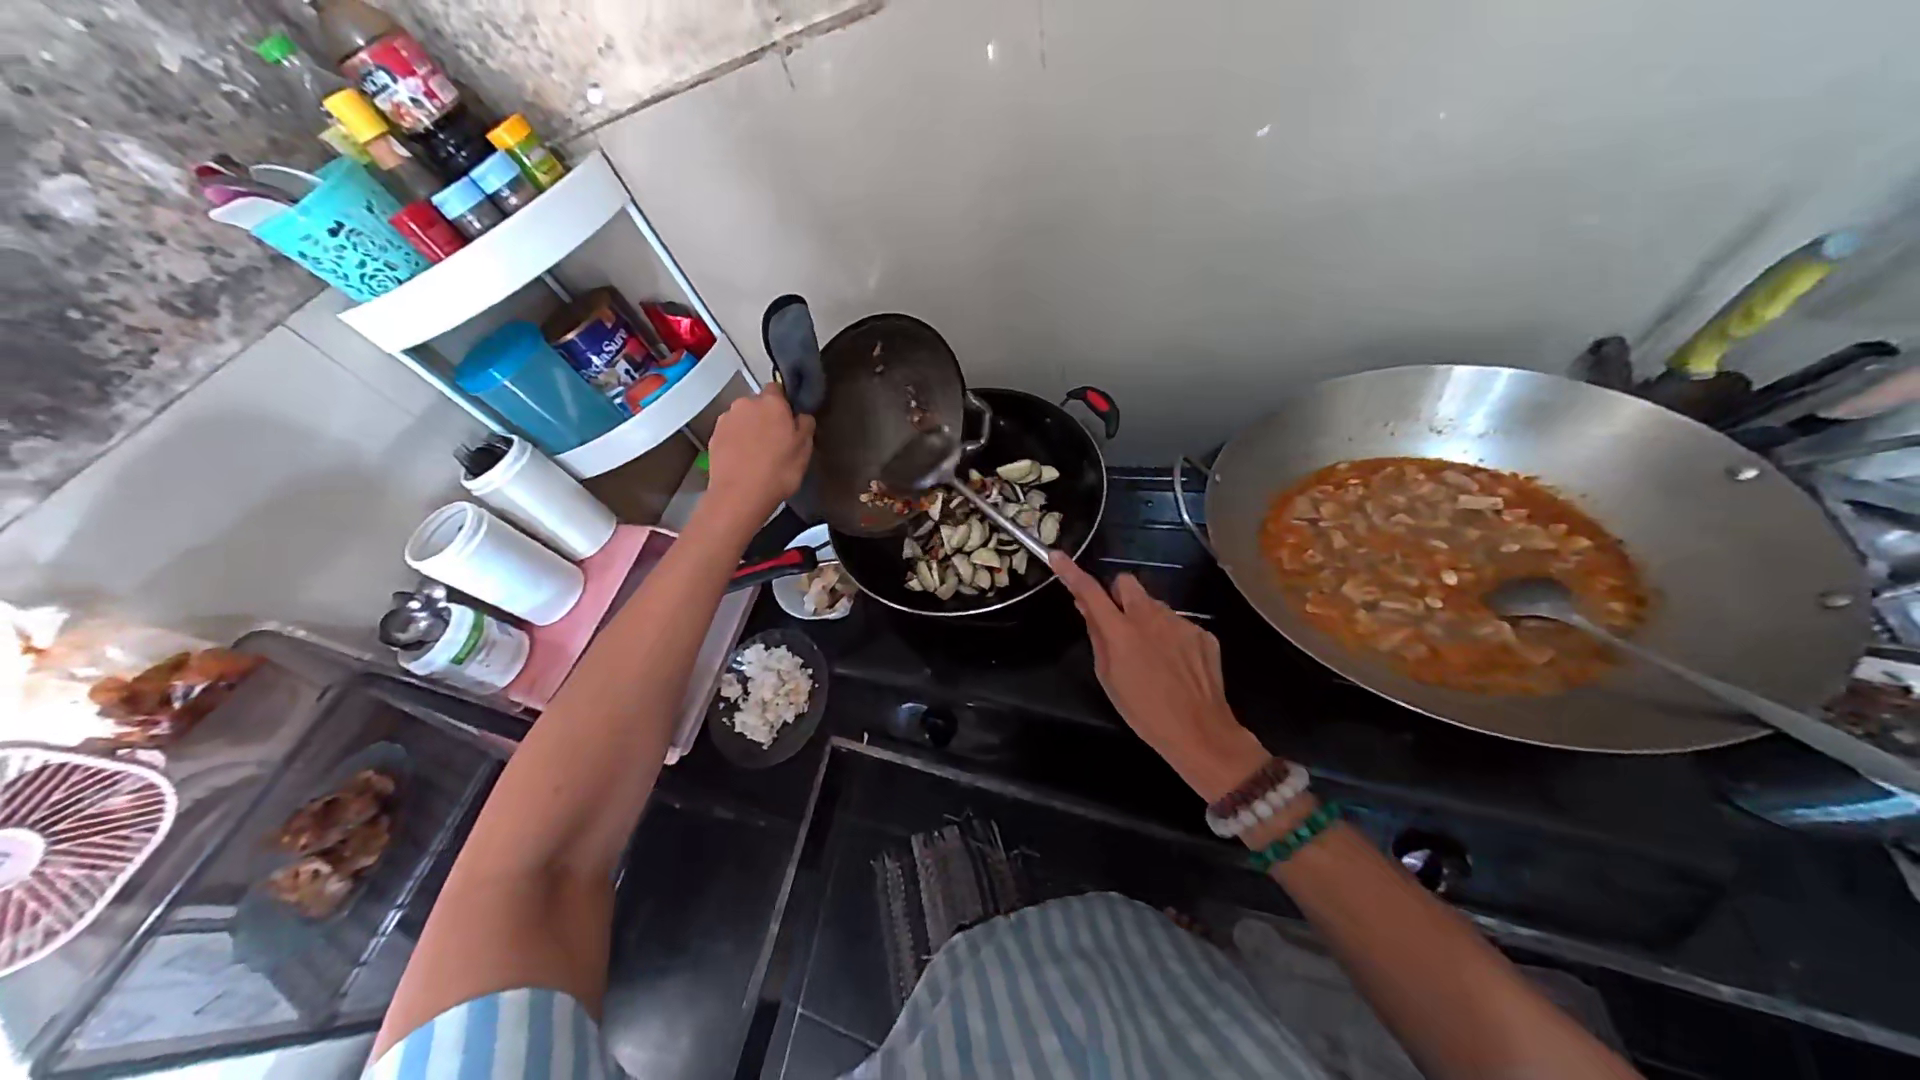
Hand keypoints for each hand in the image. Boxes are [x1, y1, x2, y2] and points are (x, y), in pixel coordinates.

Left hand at [706, 385, 814, 520]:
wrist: (740, 495)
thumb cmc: (779, 470)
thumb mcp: (805, 448)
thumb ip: (805, 424)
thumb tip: (801, 416)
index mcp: (771, 402)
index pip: (777, 388)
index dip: (783, 403)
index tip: (788, 420)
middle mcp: (745, 404)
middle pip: (758, 404)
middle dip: (765, 416)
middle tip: (775, 440)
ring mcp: (726, 419)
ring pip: (742, 418)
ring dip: (749, 428)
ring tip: (757, 453)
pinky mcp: (713, 436)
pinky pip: (730, 433)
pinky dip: (736, 441)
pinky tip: (743, 460)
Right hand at [1051, 552, 1268, 801]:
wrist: (1199, 731)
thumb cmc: (1144, 711)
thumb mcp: (1108, 678)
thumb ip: (1097, 637)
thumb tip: (1087, 609)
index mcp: (1121, 630)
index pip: (1090, 591)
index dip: (1071, 572)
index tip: (1057, 556)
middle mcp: (1151, 617)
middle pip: (1127, 583)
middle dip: (1118, 596)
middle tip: (1118, 624)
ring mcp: (1181, 622)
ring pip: (1155, 605)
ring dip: (1147, 620)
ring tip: (1152, 656)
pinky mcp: (1203, 633)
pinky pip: (1179, 624)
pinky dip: (1172, 637)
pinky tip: (1176, 665)